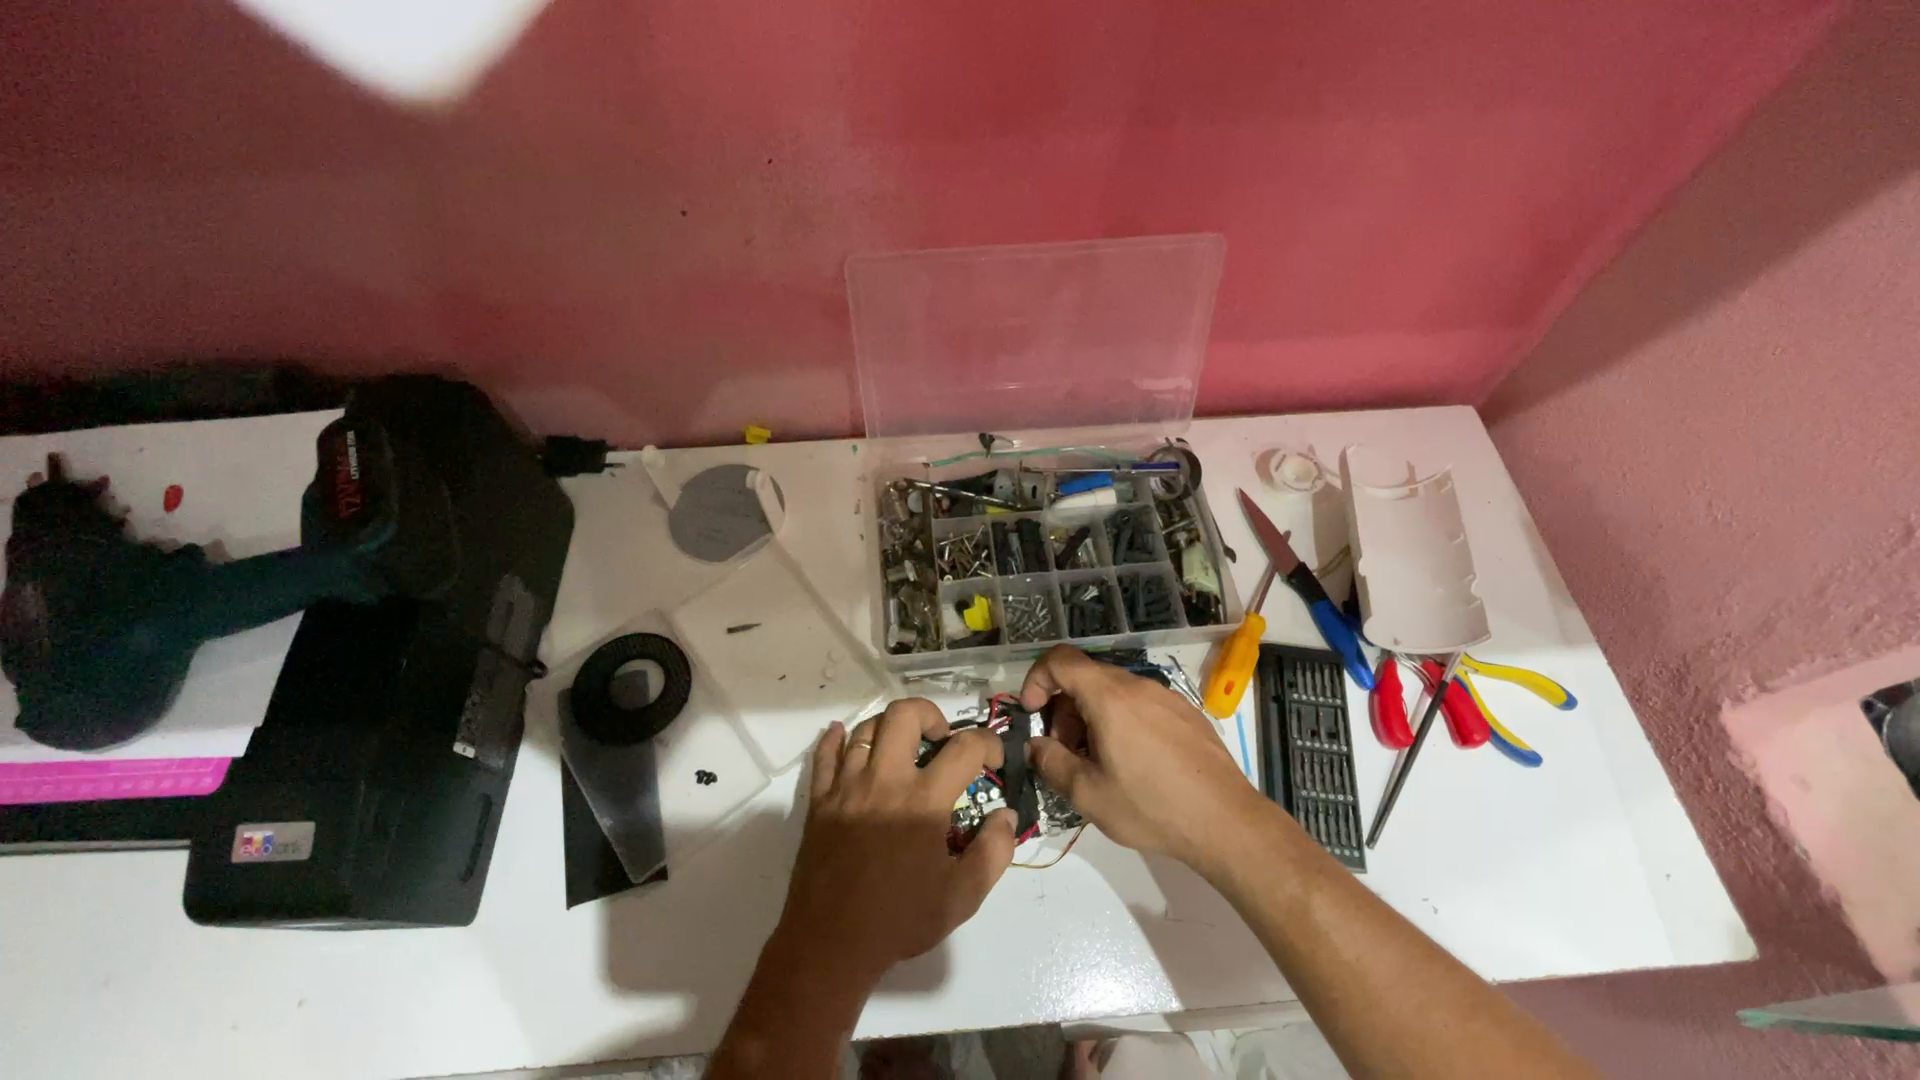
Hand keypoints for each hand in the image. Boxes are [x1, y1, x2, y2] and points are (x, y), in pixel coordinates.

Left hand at [771, 699, 1016, 988]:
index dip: (989, 744)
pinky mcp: (819, 801)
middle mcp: (884, 781)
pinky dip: (836, 739)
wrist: (831, 944)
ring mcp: (846, 787)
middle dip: (931, 715)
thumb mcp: (962, 896)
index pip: (965, 748)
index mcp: (923, 801)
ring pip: (865, 728)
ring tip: (902, 748)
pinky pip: (824, 755)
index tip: (995, 759)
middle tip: (941, 740)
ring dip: (890, 727)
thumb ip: (993, 852)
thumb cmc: (900, 920)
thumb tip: (1006, 816)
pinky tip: (846, 738)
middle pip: (904, 715)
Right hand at [1020, 645, 1268, 873]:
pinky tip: (1133, 764)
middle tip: (1064, 751)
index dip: (1036, 679)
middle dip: (1064, 708)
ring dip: (1092, 718)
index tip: (1033, 714)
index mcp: (1110, 697)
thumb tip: (1035, 745)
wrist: (1226, 821)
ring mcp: (1167, 697)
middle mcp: (1138, 686)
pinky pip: (1141, 705)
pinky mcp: (1187, 714)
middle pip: (1087, 677)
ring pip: (1114, 692)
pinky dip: (1121, 722)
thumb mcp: (1087, 794)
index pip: (1060, 660)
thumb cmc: (1151, 806)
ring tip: (1097, 763)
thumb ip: (1051, 763)